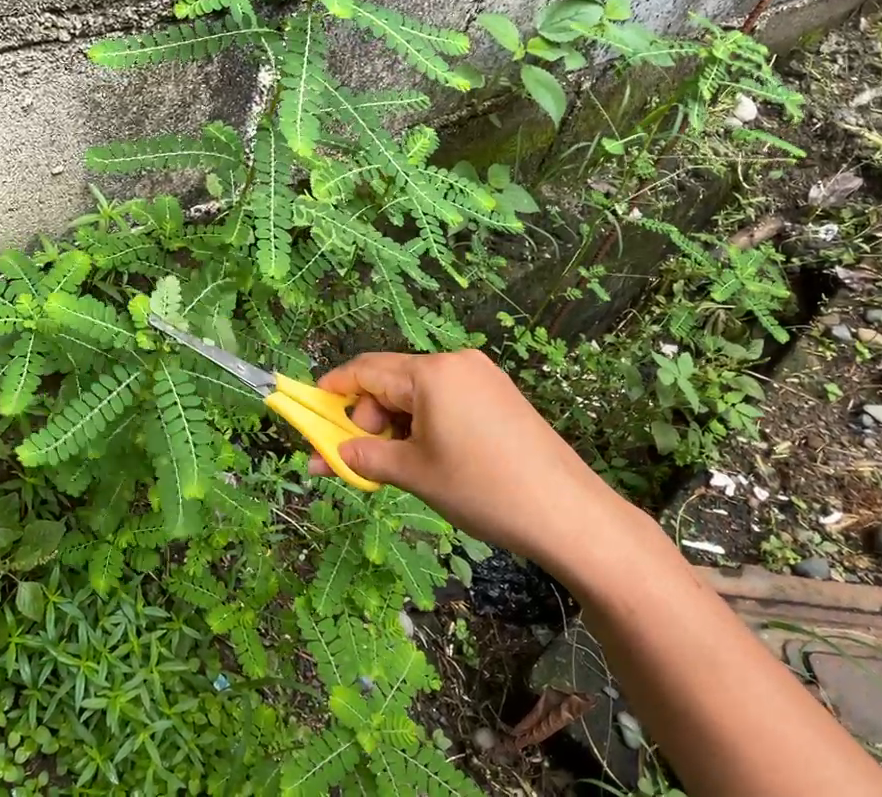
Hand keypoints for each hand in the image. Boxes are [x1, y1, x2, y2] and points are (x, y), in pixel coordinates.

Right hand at [309, 350, 648, 570]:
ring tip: (391, 465)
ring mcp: (483, 379)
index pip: (365, 371)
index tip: (310, 411)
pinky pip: (444, 402)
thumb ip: (362, 456)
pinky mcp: (500, 398)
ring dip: (393, 425)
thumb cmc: (483, 489)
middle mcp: (456, 364)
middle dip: (365, 417)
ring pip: (417, 394)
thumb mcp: (413, 474)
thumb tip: (326, 455)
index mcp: (431, 373)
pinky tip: (424, 458)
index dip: (332, 390)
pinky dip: (422, 425)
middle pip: (390, 381)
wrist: (571, 516)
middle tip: (355, 456)